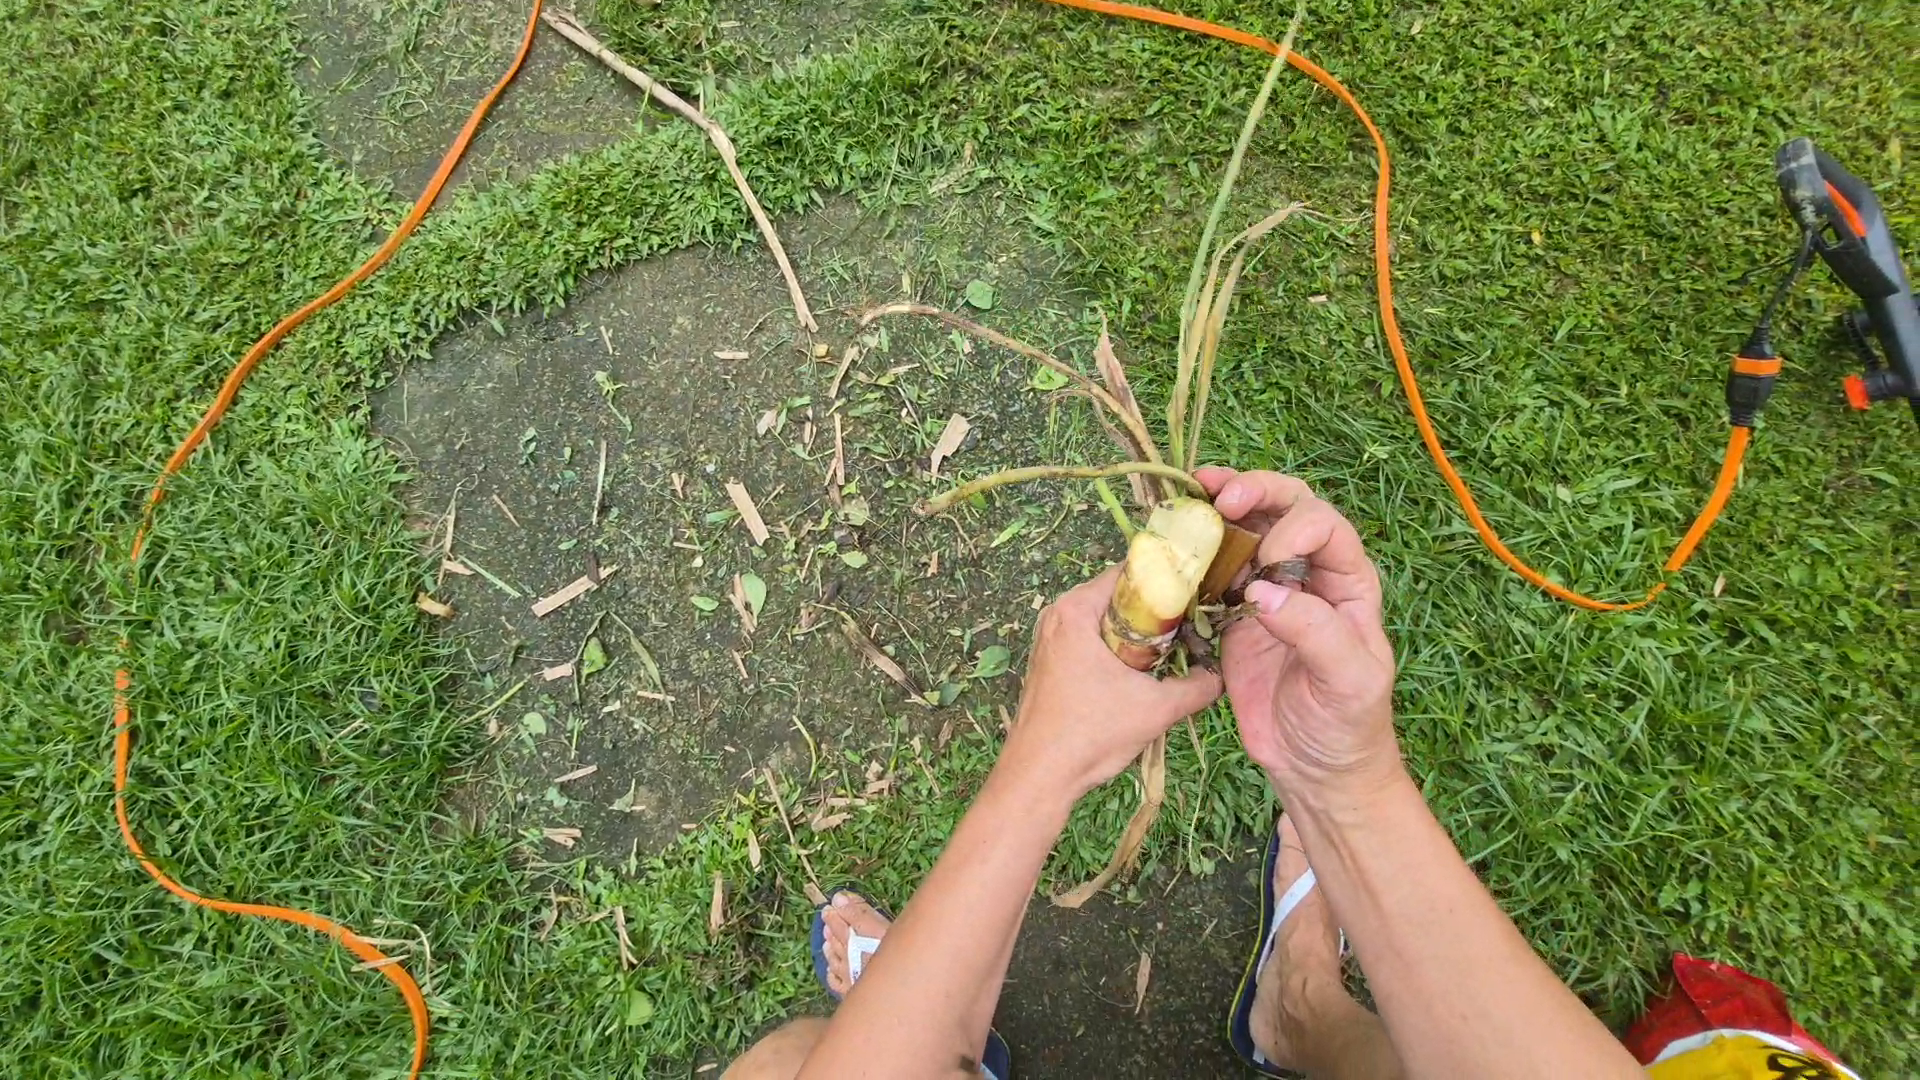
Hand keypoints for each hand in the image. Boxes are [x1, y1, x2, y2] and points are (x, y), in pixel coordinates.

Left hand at [998, 566, 1222, 801]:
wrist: (1039, 773)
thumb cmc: (1092, 733)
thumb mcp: (1155, 708)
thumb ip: (1197, 687)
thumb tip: (1220, 677)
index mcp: (1075, 610)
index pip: (1127, 574)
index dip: (1164, 583)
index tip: (1195, 598)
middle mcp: (1056, 615)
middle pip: (1115, 596)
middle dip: (1151, 611)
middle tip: (1186, 629)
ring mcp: (1047, 637)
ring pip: (1101, 620)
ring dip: (1132, 633)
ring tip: (1166, 653)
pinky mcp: (1047, 660)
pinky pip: (1086, 638)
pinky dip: (1111, 647)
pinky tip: (1135, 672)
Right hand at [1196, 467, 1399, 801]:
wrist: (1310, 765)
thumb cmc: (1344, 725)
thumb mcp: (1348, 682)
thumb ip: (1315, 631)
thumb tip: (1260, 589)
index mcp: (1349, 585)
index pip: (1328, 528)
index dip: (1296, 530)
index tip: (1268, 561)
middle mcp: (1308, 575)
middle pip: (1290, 507)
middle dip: (1259, 490)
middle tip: (1224, 497)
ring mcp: (1267, 589)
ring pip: (1250, 526)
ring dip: (1224, 501)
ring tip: (1196, 488)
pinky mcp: (1230, 610)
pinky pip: (1214, 565)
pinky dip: (1196, 542)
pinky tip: (1178, 528)